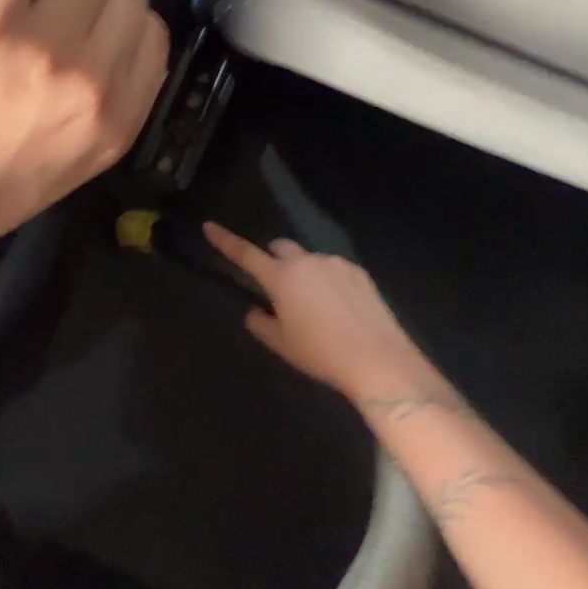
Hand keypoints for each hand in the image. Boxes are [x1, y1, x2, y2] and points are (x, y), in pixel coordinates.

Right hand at [203, 223, 427, 398]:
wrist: (379, 362)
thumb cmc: (321, 354)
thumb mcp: (282, 344)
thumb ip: (261, 323)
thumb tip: (256, 311)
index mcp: (281, 278)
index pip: (245, 254)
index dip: (225, 241)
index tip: (209, 226)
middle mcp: (307, 262)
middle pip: (281, 247)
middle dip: (274, 259)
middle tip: (278, 287)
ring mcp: (336, 264)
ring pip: (310, 260)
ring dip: (304, 273)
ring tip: (316, 308)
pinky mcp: (360, 274)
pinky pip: (334, 270)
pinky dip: (328, 282)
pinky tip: (340, 309)